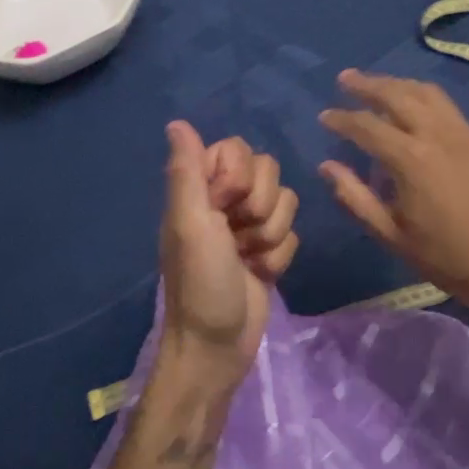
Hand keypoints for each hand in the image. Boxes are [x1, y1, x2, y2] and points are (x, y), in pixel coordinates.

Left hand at [157, 121, 299, 383]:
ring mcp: (247, 226)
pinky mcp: (268, 250)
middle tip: (237, 235)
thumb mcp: (189, 223)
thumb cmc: (200, 282)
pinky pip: (292, 233)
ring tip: (248, 258)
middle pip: (267, 170)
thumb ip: (186, 171)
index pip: (237, 148)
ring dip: (270, 234)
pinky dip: (279, 256)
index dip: (240, 175)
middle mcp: (223, 200)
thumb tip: (176, 122)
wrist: (218, 347)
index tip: (224, 204)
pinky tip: (261, 274)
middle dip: (260, 206)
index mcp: (199, 188)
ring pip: (284, 201)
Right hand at [317, 70, 468, 341]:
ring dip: (399, 85)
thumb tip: (327, 166)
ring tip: (380, 85)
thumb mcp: (392, 235)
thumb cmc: (448, 259)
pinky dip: (426, 101)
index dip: (341, 119)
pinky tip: (420, 113)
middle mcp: (438, 134)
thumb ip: (355, 197)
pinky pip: (450, 110)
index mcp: (410, 158)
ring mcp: (467, 134)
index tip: (324, 116)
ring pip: (427, 94)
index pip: (366, 126)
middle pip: (397, 95)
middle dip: (368, 84)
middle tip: (346, 78)